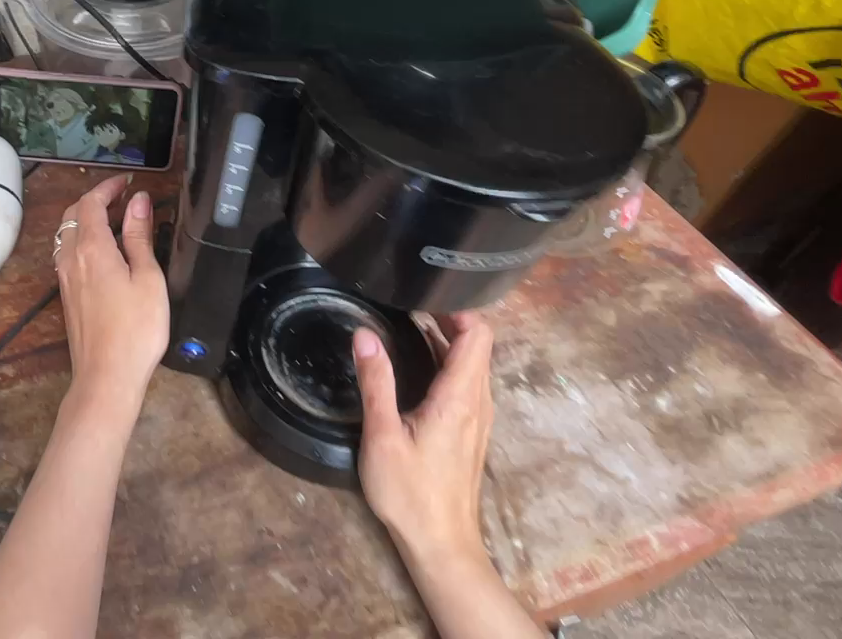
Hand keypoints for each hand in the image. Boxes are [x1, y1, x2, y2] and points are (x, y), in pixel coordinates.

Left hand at [53, 176, 169, 417]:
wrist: (106, 377)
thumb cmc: (136, 330)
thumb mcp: (148, 278)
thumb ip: (140, 236)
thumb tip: (138, 201)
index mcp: (92, 249)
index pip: (91, 203)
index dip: (108, 187)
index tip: (127, 181)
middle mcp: (72, 259)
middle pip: (73, 215)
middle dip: (95, 199)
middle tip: (121, 197)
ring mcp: (66, 278)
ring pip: (67, 234)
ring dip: (87, 219)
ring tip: (116, 220)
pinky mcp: (67, 295)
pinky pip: (68, 253)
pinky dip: (83, 239)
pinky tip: (105, 251)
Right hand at [352, 313, 495, 567]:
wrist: (441, 545)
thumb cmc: (411, 492)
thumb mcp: (382, 435)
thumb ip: (376, 382)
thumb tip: (363, 335)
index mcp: (459, 397)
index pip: (478, 335)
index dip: (457, 309)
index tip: (424, 296)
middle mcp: (477, 403)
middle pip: (477, 345)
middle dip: (447, 318)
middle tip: (406, 304)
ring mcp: (477, 418)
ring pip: (472, 364)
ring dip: (446, 340)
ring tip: (406, 324)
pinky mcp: (470, 430)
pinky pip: (466, 382)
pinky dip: (446, 362)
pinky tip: (415, 363)